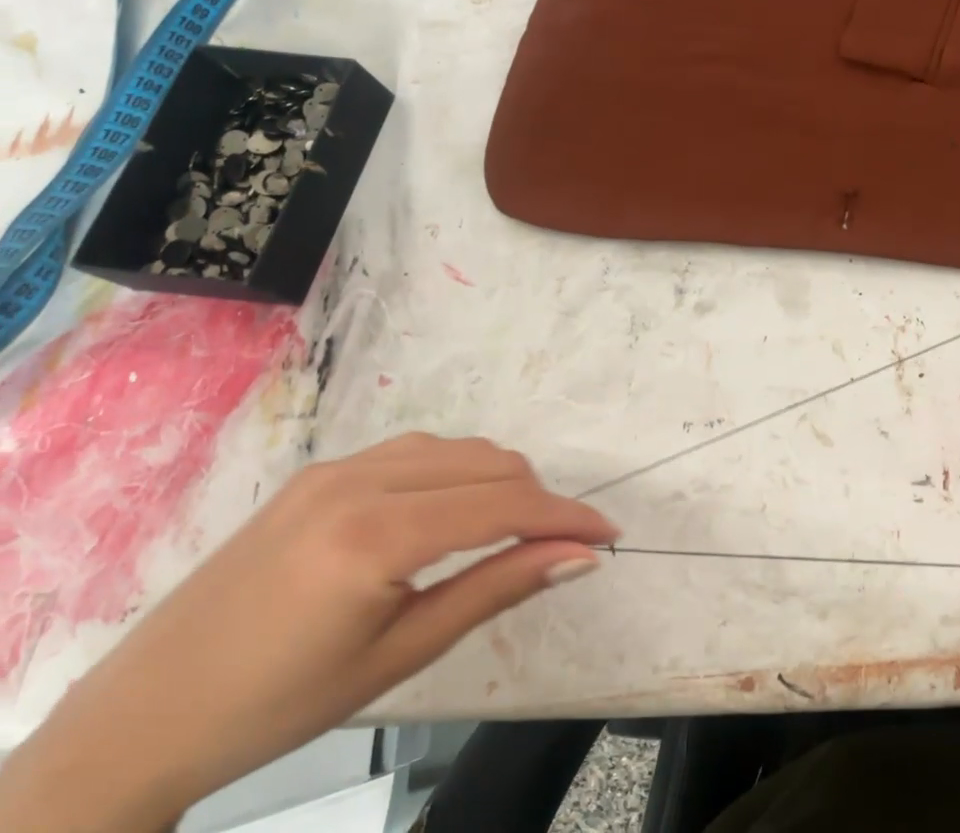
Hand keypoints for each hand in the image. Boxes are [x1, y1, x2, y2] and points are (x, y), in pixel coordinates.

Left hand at [0, 433, 617, 831]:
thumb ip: (498, 588)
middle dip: (541, 499)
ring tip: (518, 533)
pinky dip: (457, 472)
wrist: (143, 717)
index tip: (609, 539)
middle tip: (564, 549)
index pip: (506, 503)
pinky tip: (458, 512)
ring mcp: (330, 472)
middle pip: (490, 464)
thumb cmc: (281, 701)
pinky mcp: (314, 477)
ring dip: (502, 481)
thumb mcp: (404, 651)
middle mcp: (356, 483)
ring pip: (456, 450)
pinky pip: (413, 453)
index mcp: (375, 536)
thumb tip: (580, 557)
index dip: (568, 517)